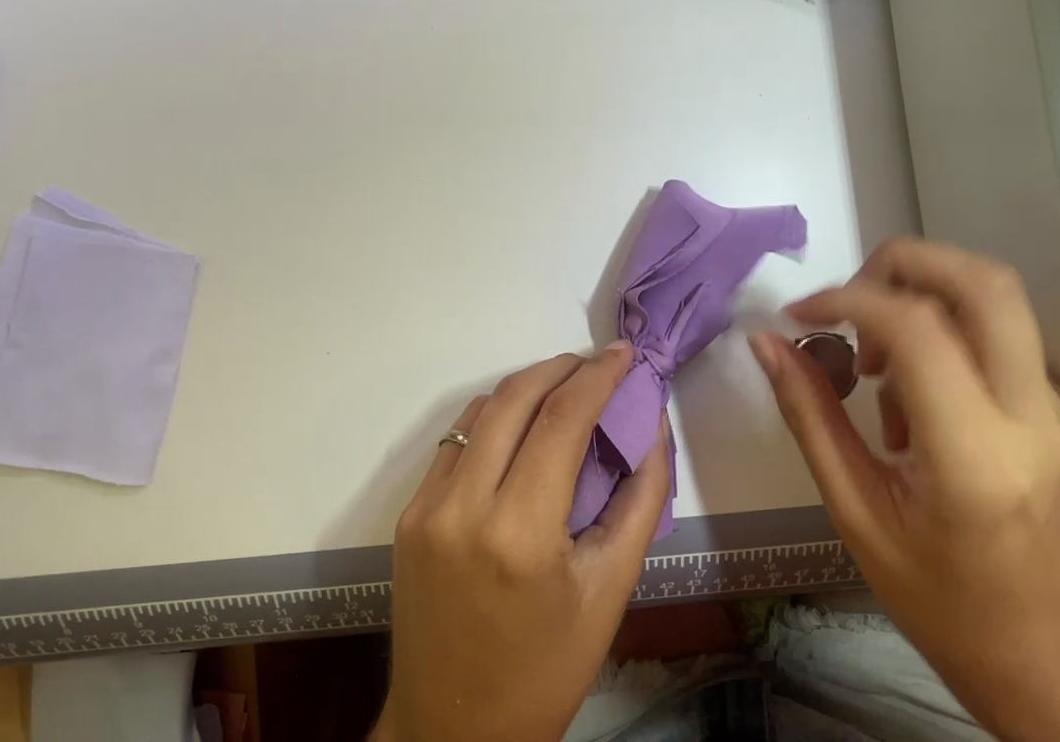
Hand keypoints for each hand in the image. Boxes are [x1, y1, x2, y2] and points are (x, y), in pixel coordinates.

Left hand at [373, 343, 670, 741]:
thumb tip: (651, 425)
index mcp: (520, 531)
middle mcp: (464, 505)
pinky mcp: (408, 514)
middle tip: (597, 365)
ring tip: (565, 387)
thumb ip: (639, 500)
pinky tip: (521, 426)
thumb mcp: (610, 590)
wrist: (454, 725)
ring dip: (524, 387)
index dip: (598, 376)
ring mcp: (427, 507)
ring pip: (479, 412)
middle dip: (560, 368)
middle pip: (514, 398)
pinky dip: (492, 419)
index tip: (624, 355)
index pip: (562, 419)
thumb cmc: (547, 668)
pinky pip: (455, 443)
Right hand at [751, 238, 1059, 741]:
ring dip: (922, 301)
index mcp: (975, 455)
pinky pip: (998, 340)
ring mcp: (1057, 412)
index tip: (799, 315)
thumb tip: (767, 343)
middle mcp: (1032, 417)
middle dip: (904, 262)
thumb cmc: (936, 598)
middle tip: (847, 299)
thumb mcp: (855, 511)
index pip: (918, 329)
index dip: (847, 299)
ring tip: (876, 370)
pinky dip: (943, 336)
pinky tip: (909, 401)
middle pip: (986, 283)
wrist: (1041, 655)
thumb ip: (811, 417)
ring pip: (996, 303)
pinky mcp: (1059, 413)